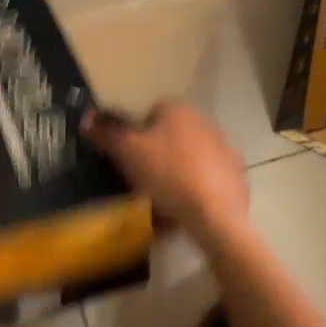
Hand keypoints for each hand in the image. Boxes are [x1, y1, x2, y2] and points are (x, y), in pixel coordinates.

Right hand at [84, 101, 250, 245]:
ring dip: (177, 173)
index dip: (134, 137)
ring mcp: (225, 150)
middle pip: (170, 136)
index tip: (128, 160)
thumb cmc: (167, 174)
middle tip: (142, 181)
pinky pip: (208, 180)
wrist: (216, 217)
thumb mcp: (126, 151)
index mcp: (178, 109)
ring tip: (163, 202)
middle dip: (157, 155)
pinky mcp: (238, 178)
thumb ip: (105, 132)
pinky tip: (185, 210)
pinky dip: (197, 191)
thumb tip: (87, 117)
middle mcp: (205, 122)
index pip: (149, 114)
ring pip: (189, 159)